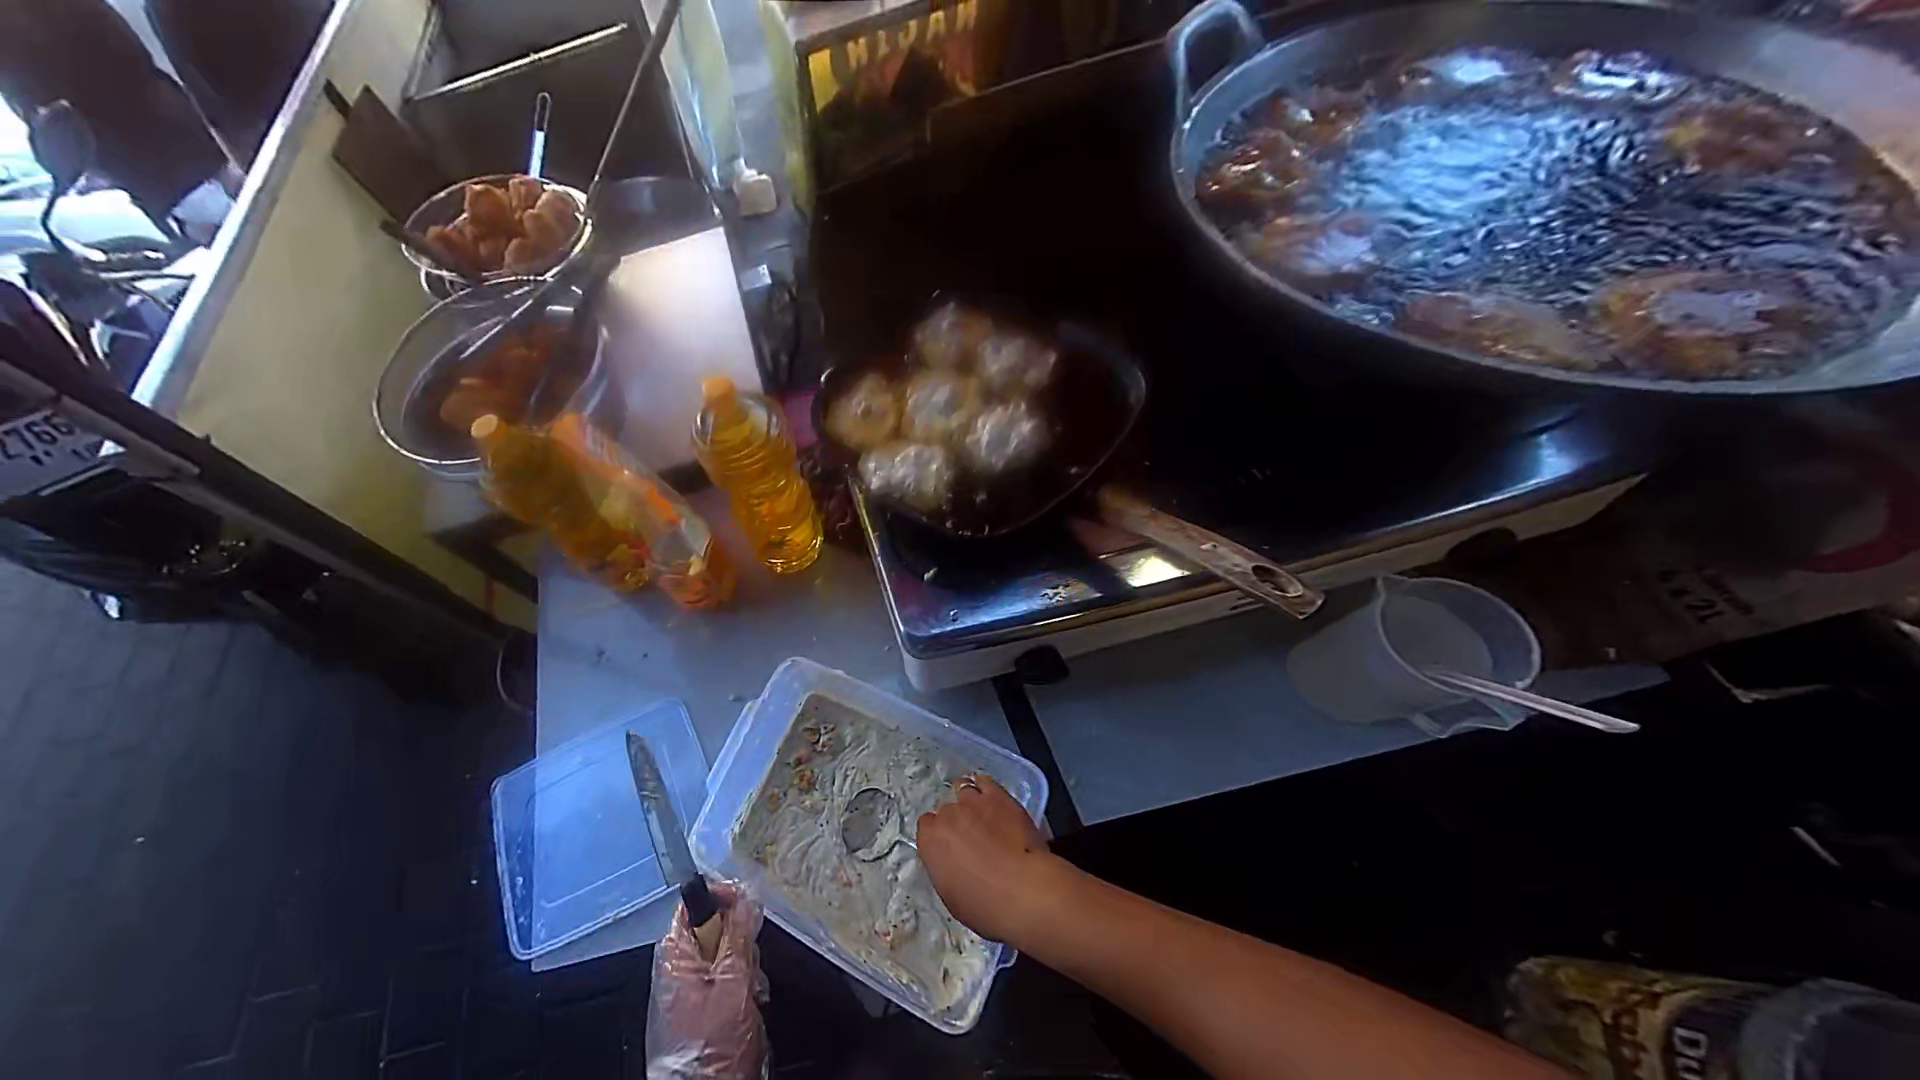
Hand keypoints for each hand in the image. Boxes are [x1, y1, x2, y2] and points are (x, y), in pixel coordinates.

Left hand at [646, 880, 767, 1079]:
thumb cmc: (711, 1044)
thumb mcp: (733, 981)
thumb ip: (739, 935)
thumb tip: (745, 898)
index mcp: (676, 955)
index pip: (693, 905)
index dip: (721, 896)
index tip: (747, 900)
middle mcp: (678, 968)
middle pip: (715, 929)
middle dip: (740, 940)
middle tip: (749, 962)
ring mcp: (689, 990)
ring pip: (726, 955)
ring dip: (745, 967)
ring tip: (749, 991)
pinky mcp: (701, 1008)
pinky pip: (727, 980)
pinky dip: (742, 986)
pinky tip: (748, 1004)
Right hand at [917, 774, 1067, 945]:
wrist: (1023, 889)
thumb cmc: (984, 905)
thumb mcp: (951, 895)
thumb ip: (945, 868)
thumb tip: (952, 861)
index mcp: (930, 840)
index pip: (927, 827)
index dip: (939, 836)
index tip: (950, 847)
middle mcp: (948, 815)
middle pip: (946, 810)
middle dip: (956, 821)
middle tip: (971, 837)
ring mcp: (974, 801)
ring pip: (964, 790)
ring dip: (969, 801)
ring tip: (981, 813)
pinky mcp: (999, 795)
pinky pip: (985, 782)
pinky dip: (985, 787)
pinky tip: (991, 796)